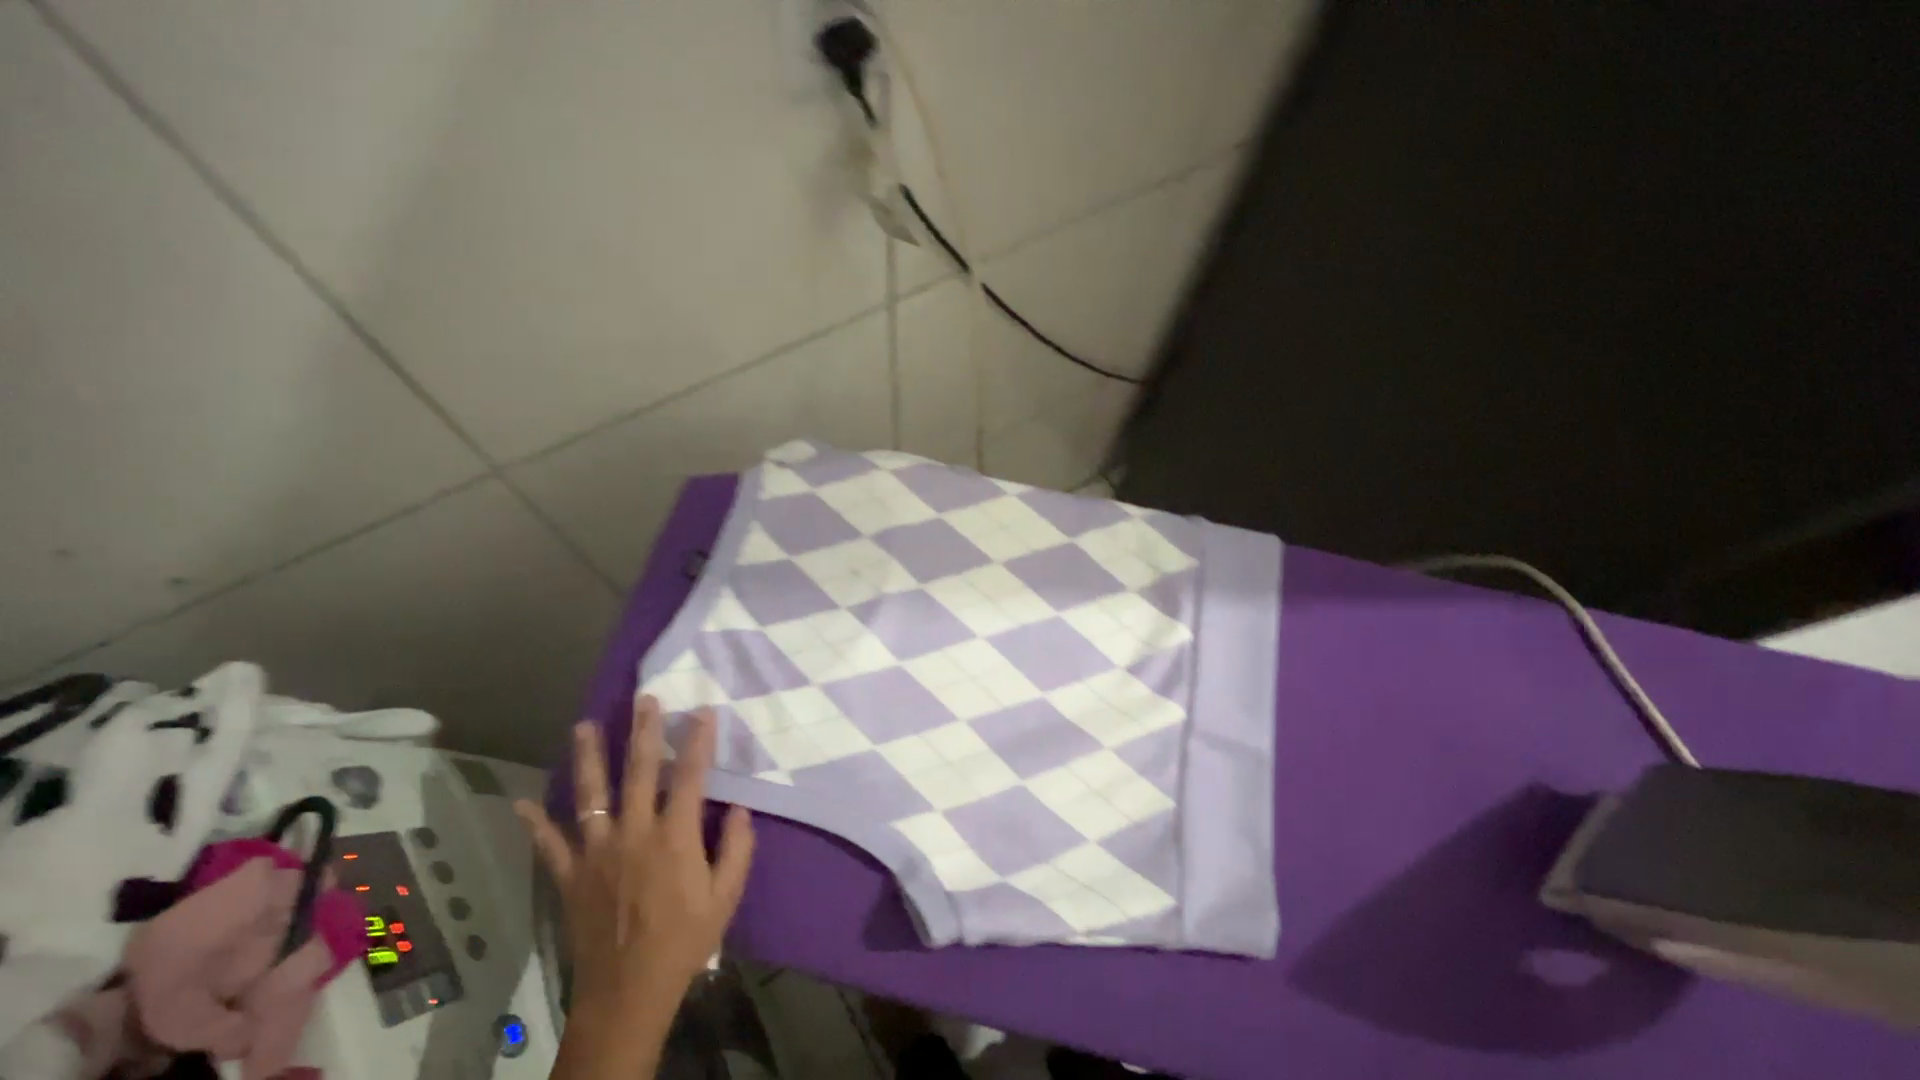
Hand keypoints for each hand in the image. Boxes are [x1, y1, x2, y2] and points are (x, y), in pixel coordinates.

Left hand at [515, 697, 753, 1077]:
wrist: (629, 989)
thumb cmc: (685, 941)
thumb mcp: (725, 898)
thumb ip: (735, 850)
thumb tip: (739, 809)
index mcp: (674, 837)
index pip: (689, 776)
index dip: (697, 741)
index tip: (702, 711)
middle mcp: (634, 832)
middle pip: (639, 771)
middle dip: (643, 731)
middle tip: (644, 698)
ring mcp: (597, 851)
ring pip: (590, 794)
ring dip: (589, 757)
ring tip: (584, 726)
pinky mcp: (571, 874)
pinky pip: (550, 844)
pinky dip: (536, 823)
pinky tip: (522, 803)